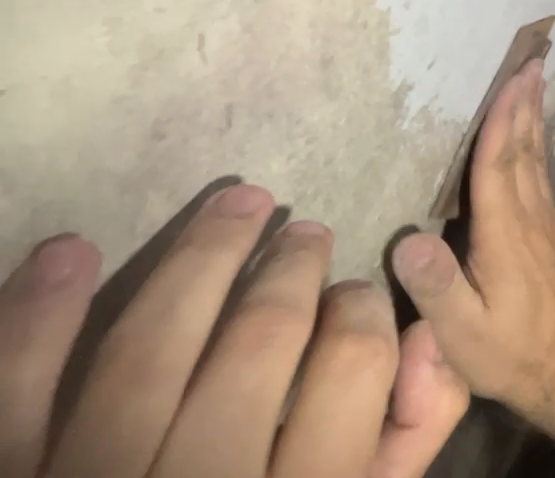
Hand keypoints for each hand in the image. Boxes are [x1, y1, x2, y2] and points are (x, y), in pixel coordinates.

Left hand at [0, 186, 468, 477]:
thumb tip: (435, 331)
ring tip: (240, 202)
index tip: (353, 292)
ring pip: (145, 350)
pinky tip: (69, 250)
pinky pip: (13, 395)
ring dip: (199, 257)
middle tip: (306, 233)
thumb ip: (414, 429)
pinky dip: (36, 317)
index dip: (361, 308)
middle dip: (292, 268)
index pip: (355, 360)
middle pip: (259, 341)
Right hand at [391, 60, 554, 419]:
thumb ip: (436, 287)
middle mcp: (531, 217)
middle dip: (526, 104)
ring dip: (534, 118)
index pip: (502, 166)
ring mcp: (545, 221)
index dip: (504, 121)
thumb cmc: (506, 350)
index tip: (512, 79)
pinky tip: (533, 137)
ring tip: (534, 84)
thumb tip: (406, 240)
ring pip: (538, 159)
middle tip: (532, 60)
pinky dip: (535, 146)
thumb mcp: (460, 332)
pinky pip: (540, 174)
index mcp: (507, 234)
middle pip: (527, 149)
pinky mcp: (548, 231)